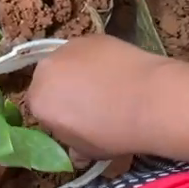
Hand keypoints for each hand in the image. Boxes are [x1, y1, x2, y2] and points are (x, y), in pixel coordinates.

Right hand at [24, 34, 169, 159]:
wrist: (150, 99)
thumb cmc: (114, 132)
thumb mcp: (89, 151)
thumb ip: (74, 146)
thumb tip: (75, 151)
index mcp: (38, 101)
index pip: (40, 110)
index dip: (58, 118)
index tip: (76, 124)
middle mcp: (46, 69)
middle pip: (50, 81)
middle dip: (65, 91)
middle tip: (90, 105)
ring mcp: (69, 48)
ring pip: (68, 63)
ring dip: (79, 73)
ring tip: (107, 86)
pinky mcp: (92, 36)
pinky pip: (88, 52)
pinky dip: (98, 60)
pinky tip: (118, 71)